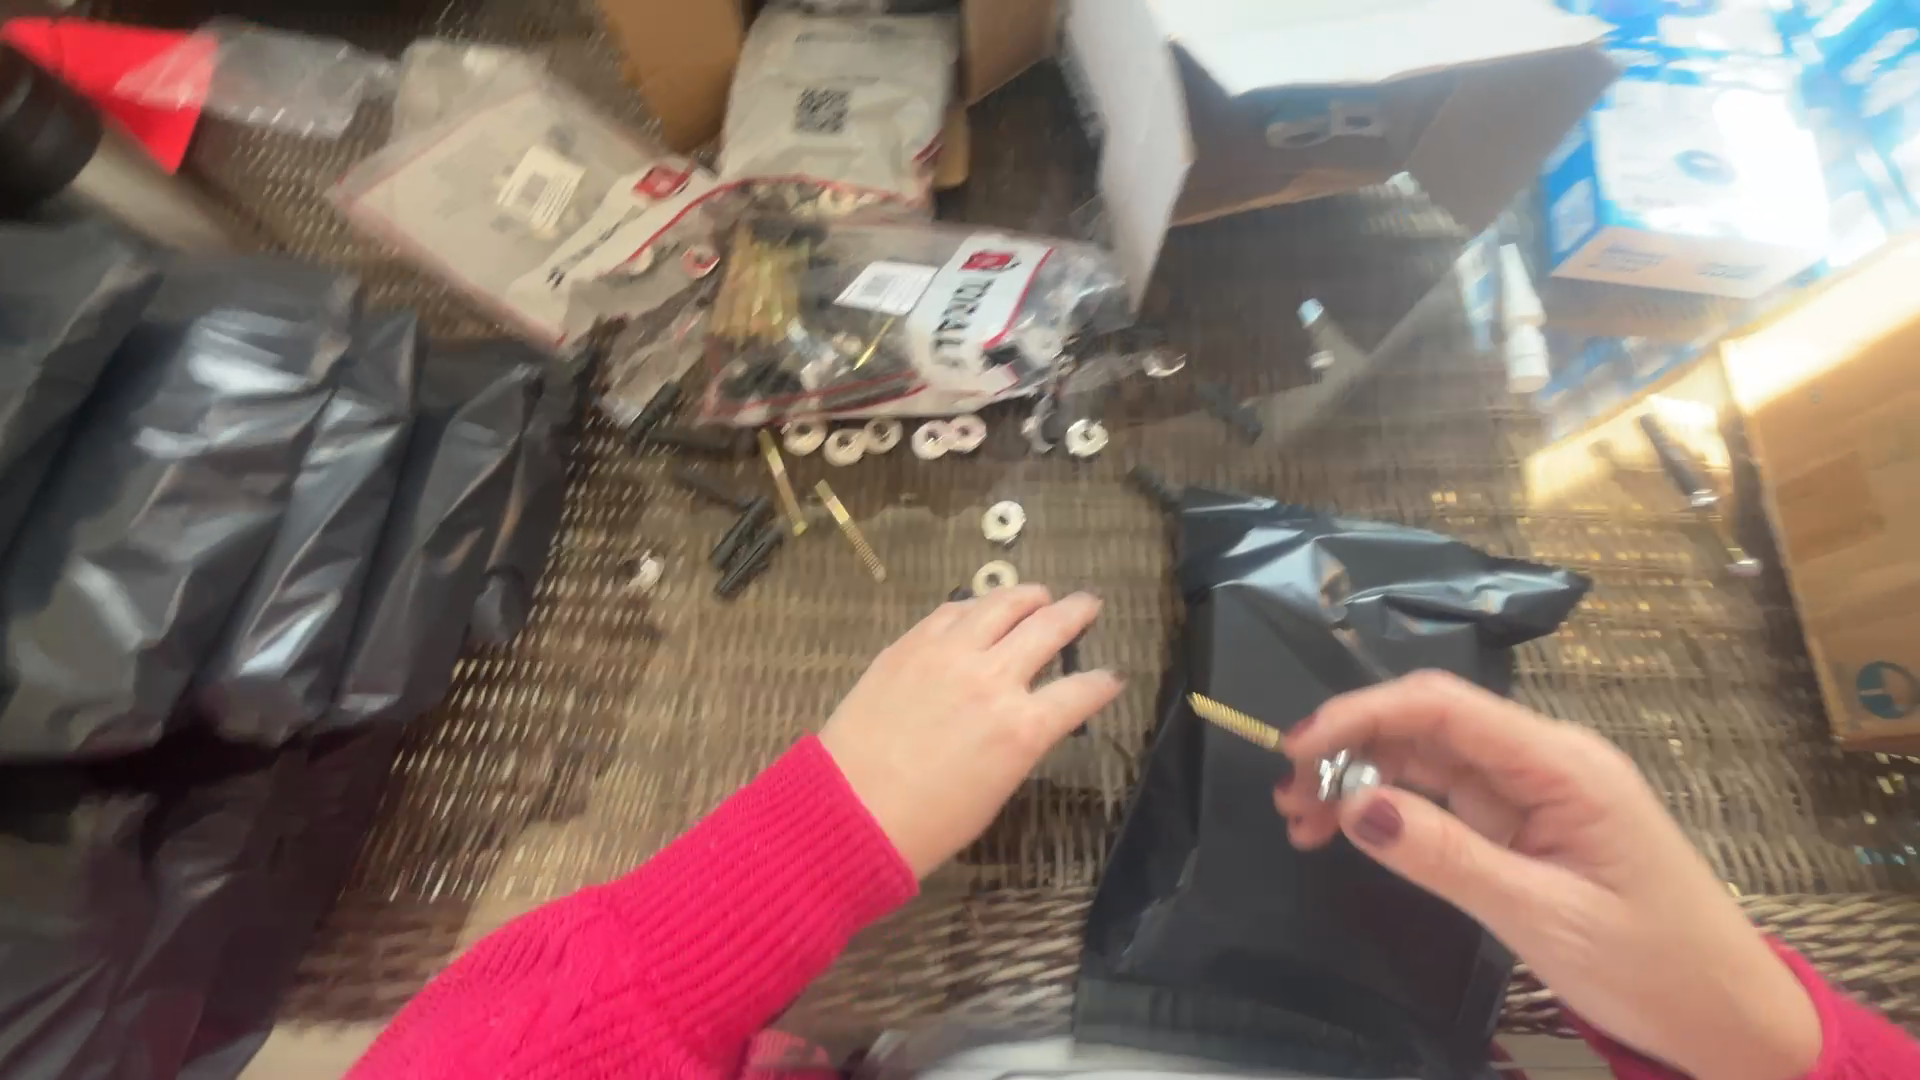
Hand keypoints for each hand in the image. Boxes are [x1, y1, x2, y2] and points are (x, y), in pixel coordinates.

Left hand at [820, 586, 1122, 878]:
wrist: (850, 809)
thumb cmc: (929, 822)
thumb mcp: (996, 788)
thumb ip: (1019, 740)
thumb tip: (1028, 714)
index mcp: (1023, 728)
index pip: (1082, 692)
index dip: (1103, 683)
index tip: (1112, 677)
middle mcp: (994, 679)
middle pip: (1049, 628)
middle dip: (1077, 612)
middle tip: (1089, 604)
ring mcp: (950, 653)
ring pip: (1001, 603)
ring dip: (1028, 595)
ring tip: (1039, 593)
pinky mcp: (912, 643)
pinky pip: (952, 611)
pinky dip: (975, 606)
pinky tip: (979, 608)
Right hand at [1276, 671, 1820, 1079]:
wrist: (1734, 1025)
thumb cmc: (1657, 970)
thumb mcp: (1545, 918)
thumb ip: (1445, 856)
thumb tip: (1352, 806)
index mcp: (1560, 764)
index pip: (1441, 706)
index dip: (1360, 713)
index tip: (1298, 748)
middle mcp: (1534, 757)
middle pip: (1417, 725)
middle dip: (1344, 750)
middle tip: (1288, 795)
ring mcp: (1518, 784)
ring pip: (1412, 757)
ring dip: (1350, 780)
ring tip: (1299, 819)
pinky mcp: (1505, 814)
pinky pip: (1426, 793)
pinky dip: (1377, 808)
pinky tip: (1338, 828)